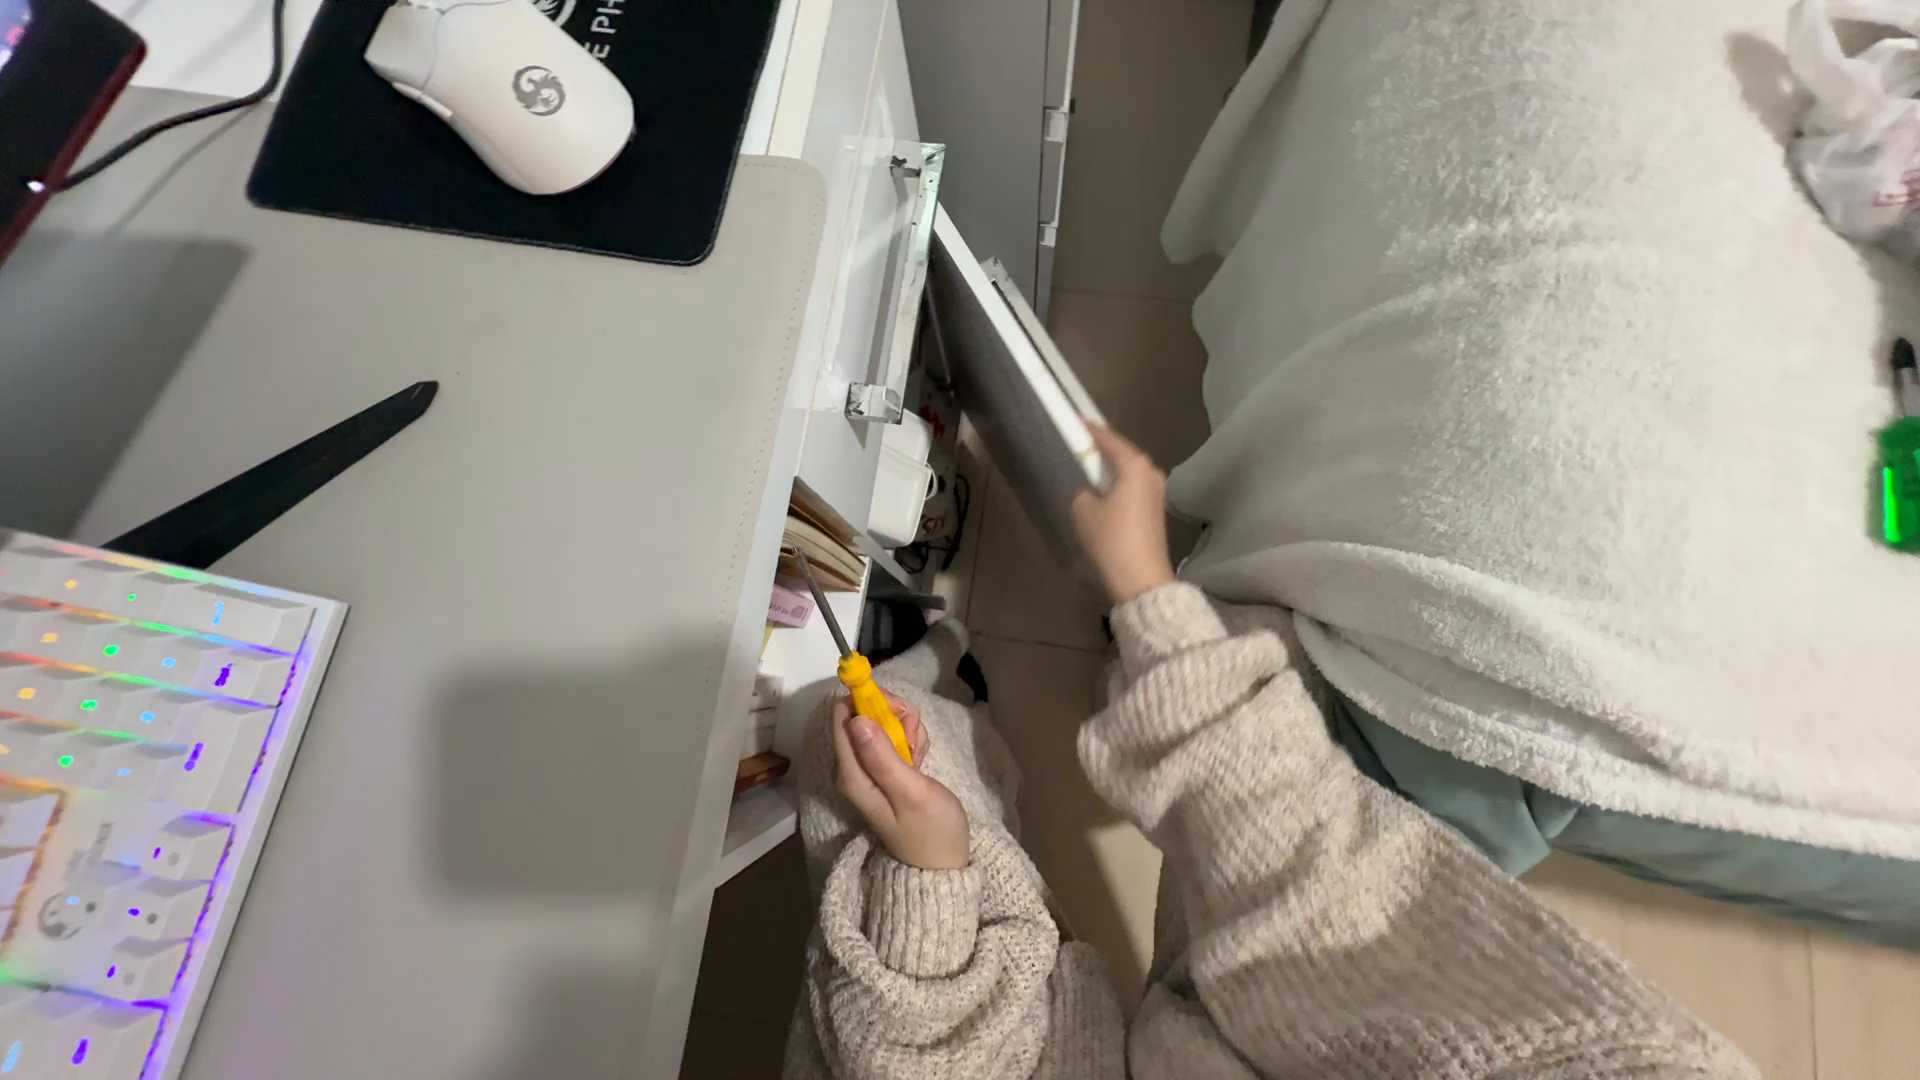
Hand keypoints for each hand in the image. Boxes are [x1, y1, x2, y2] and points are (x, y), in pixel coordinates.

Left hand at [832, 693, 969, 870]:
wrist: (944, 860)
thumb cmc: (931, 828)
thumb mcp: (911, 792)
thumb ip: (882, 756)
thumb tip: (856, 719)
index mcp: (852, 773)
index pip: (843, 716)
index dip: (870, 704)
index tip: (899, 713)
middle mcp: (853, 767)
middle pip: (863, 715)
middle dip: (893, 715)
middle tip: (914, 736)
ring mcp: (868, 767)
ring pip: (881, 723)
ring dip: (905, 727)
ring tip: (920, 753)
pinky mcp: (883, 767)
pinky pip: (892, 736)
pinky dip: (909, 739)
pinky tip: (920, 758)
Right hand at [1072, 425, 1175, 605]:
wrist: (1140, 578)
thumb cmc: (1111, 538)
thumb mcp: (1084, 510)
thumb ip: (1083, 491)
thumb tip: (1089, 492)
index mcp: (1135, 466)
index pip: (1108, 439)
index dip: (1089, 430)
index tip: (1074, 420)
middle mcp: (1151, 472)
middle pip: (1122, 453)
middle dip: (1101, 449)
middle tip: (1078, 443)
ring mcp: (1157, 492)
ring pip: (1128, 471)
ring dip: (1109, 469)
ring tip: (1086, 467)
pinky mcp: (1155, 510)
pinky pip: (1132, 487)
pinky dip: (1117, 484)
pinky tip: (1101, 491)